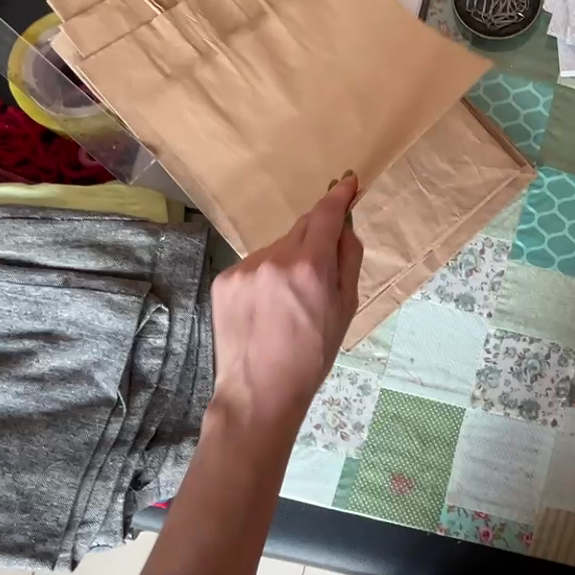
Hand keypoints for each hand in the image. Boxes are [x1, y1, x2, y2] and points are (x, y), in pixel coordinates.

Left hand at [208, 175, 362, 432]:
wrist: (260, 391)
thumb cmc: (313, 355)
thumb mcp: (347, 308)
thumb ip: (349, 260)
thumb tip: (345, 230)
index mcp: (311, 266)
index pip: (327, 215)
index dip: (339, 195)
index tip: (347, 182)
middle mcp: (275, 259)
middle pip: (303, 228)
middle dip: (317, 235)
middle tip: (324, 263)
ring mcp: (245, 269)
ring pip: (279, 248)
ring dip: (290, 260)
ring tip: (291, 301)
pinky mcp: (225, 281)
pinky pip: (256, 266)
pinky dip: (267, 276)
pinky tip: (269, 307)